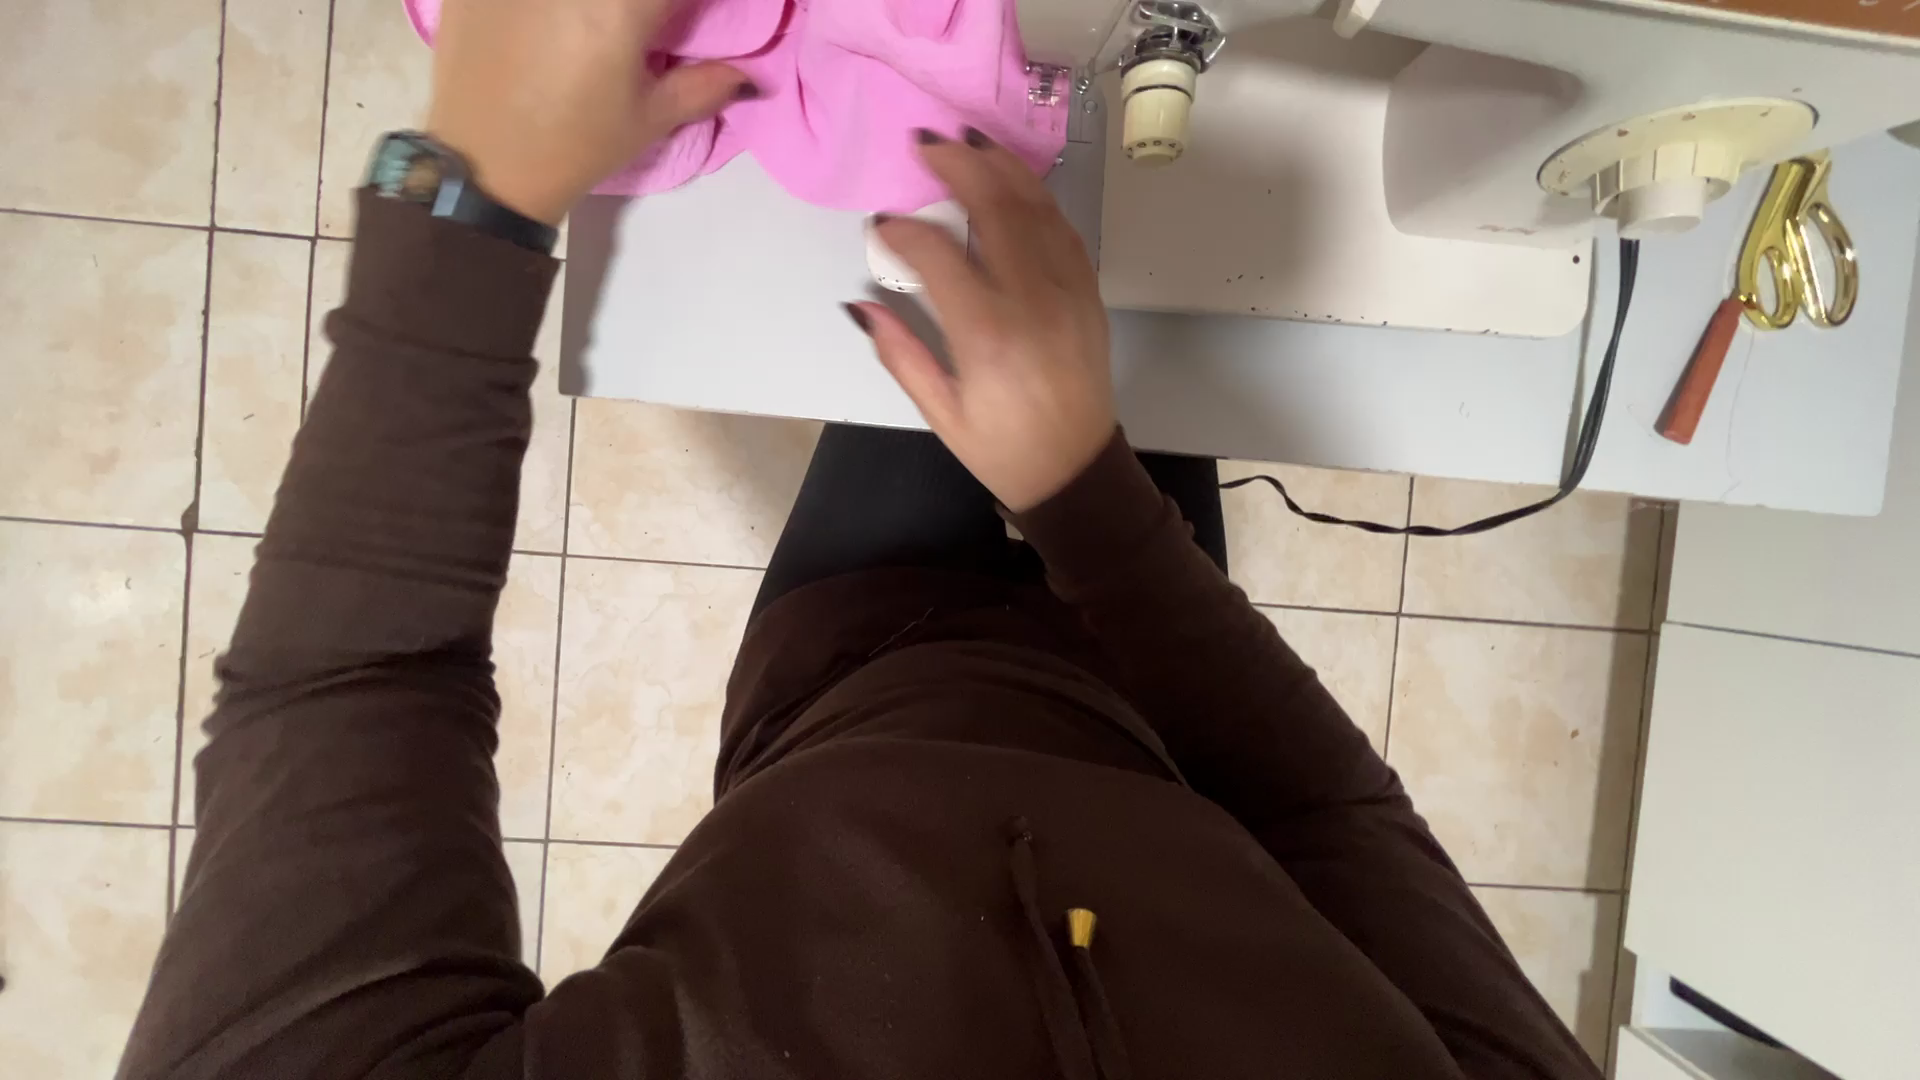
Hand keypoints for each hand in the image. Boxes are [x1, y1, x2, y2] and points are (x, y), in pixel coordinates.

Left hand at [424, 0, 753, 224]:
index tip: (694, 18)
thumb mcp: (649, 120)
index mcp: (620, 6)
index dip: (695, 3)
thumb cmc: (577, 144)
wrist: (487, 157)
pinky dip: (565, 3)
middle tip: (655, 23)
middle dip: (651, 6)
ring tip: (606, 23)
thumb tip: (751, 76)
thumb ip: (704, 87)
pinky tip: (559, 18)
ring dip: (613, 4)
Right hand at [851, 131, 1115, 511]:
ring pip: (1037, 208)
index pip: (937, 255)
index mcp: (986, 336)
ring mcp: (1068, 293)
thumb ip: (901, 354)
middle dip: (957, 166)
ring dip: (1002, 168)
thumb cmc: (1002, 450)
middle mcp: (1031, 302)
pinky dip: (1039, 200)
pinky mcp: (1089, 296)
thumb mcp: (941, 414)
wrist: (1075, 471)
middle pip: (994, 208)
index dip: (903, 232)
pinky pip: (1066, 231)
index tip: (882, 227)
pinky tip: (1017, 186)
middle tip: (926, 145)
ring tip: (970, 145)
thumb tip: (862, 305)